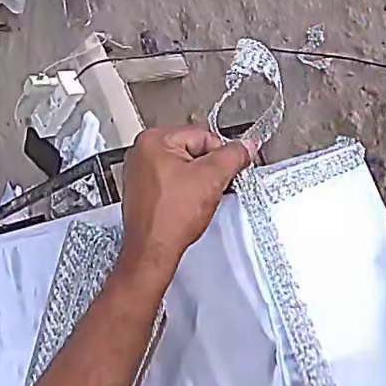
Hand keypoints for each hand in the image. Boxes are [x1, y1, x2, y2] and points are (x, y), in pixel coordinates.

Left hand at [117, 126, 256, 276]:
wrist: (152, 250)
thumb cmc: (169, 218)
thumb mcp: (211, 179)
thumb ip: (233, 156)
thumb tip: (245, 146)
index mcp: (154, 140)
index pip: (203, 135)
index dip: (221, 154)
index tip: (230, 168)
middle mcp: (142, 152)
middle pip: (193, 150)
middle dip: (208, 169)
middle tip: (212, 187)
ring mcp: (140, 172)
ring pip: (184, 167)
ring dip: (198, 181)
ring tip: (197, 199)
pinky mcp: (144, 190)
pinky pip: (173, 182)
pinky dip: (185, 191)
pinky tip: (187, 205)